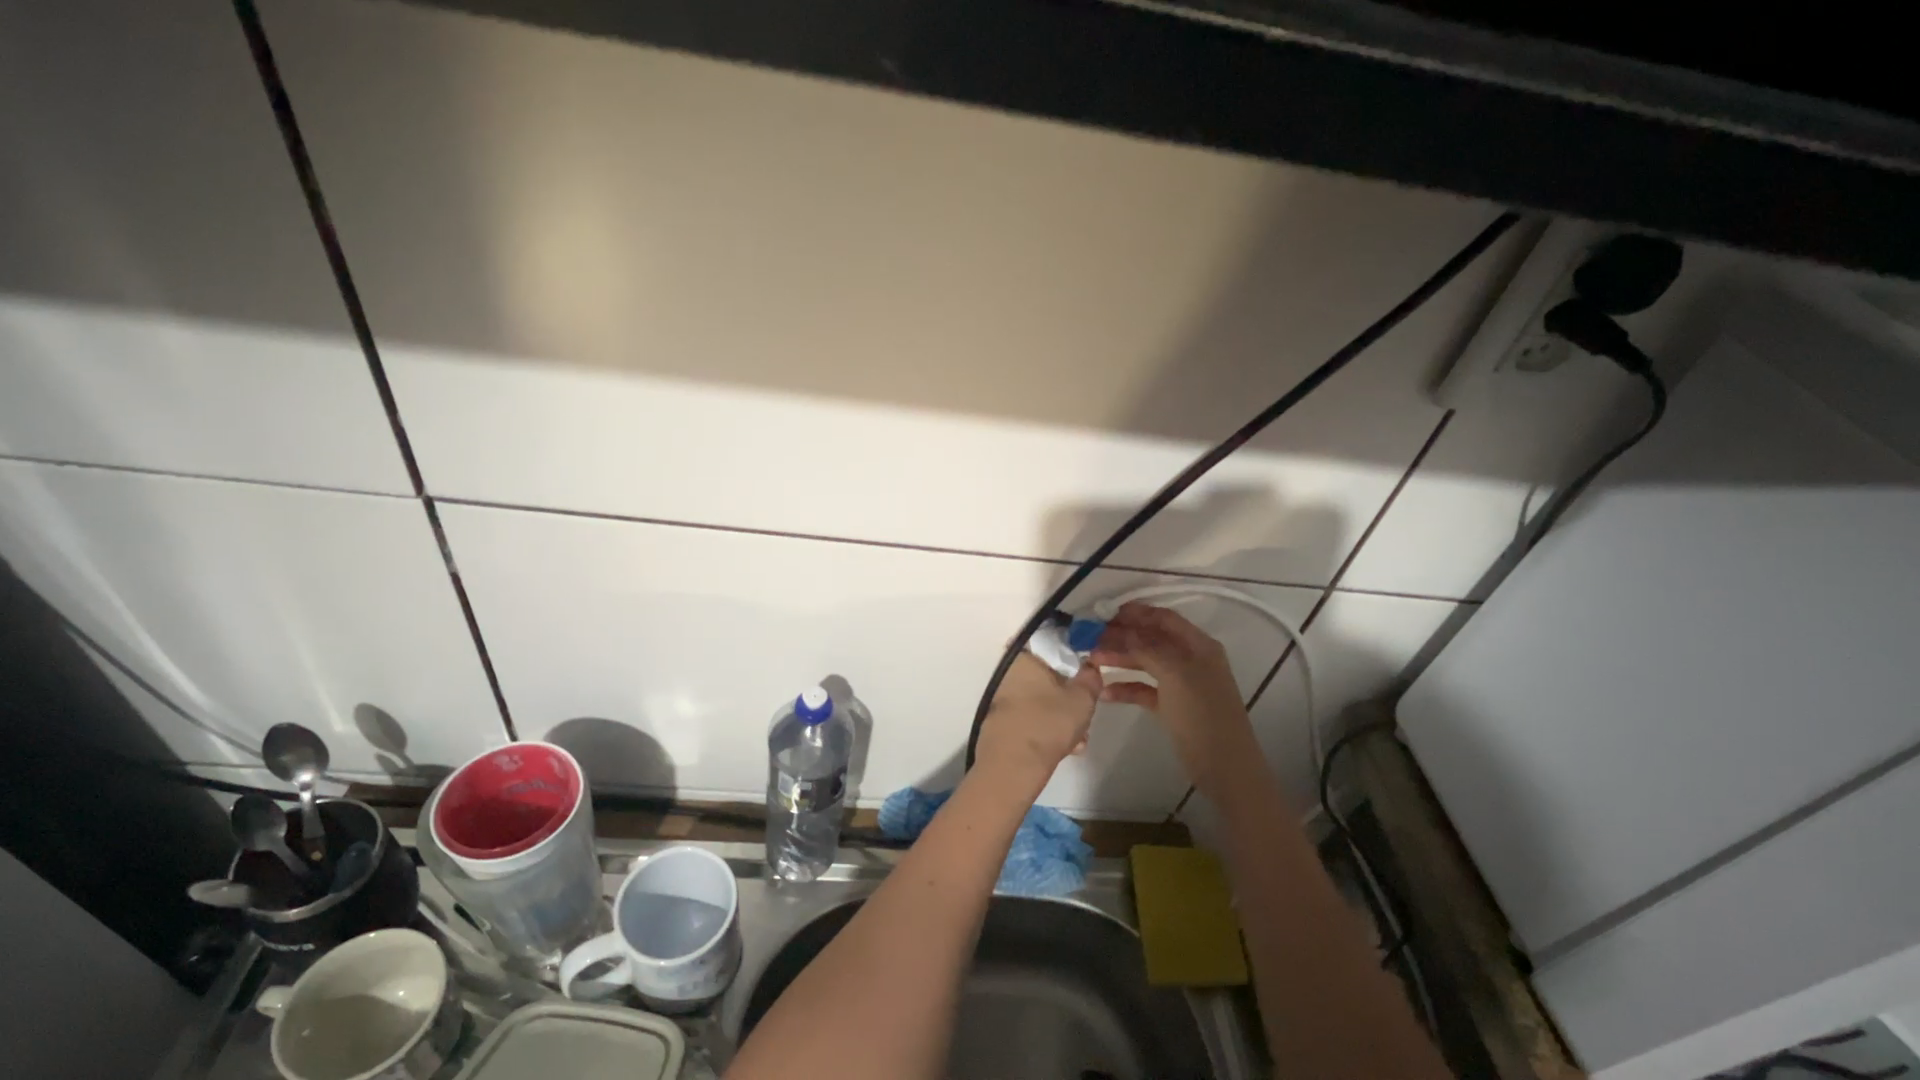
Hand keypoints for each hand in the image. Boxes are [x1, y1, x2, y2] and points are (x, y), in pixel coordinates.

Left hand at [976, 652, 1101, 783]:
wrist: (1013, 764)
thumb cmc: (1050, 721)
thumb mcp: (1083, 697)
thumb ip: (1091, 677)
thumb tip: (1089, 667)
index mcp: (1026, 659)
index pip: (1054, 648)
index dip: (1074, 663)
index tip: (1087, 679)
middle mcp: (1010, 674)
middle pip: (1050, 680)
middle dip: (1070, 698)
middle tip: (1085, 715)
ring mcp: (1003, 700)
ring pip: (1043, 702)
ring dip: (1062, 719)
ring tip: (1079, 740)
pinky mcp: (1002, 724)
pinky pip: (1032, 720)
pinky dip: (1048, 731)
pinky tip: (1066, 750)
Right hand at [1090, 603, 1261, 797]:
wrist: (1224, 765)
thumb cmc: (1202, 714)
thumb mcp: (1175, 674)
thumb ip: (1147, 648)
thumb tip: (1120, 630)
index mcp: (1198, 646)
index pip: (1164, 619)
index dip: (1136, 613)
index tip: (1105, 614)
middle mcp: (1190, 660)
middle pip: (1152, 639)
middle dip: (1122, 637)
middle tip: (1091, 638)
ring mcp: (1181, 684)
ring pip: (1146, 663)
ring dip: (1120, 660)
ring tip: (1092, 660)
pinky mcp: (1172, 706)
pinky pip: (1145, 690)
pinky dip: (1126, 688)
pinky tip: (1105, 693)